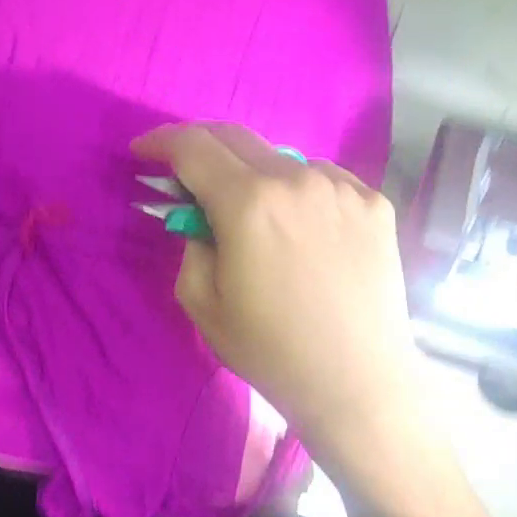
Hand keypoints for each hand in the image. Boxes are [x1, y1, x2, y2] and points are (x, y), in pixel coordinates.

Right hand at [132, 123, 423, 456]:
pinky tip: (294, 227)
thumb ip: (191, 245)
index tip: (142, 151)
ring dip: (250, 172)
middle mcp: (297, 179)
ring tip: (245, 211)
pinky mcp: (374, 203)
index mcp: (248, 203)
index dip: (161, 142)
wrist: (356, 379)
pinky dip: (294, 190)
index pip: (194, 147)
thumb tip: (201, 220)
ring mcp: (343, 187)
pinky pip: (321, 180)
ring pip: (281, 159)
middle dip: (199, 145)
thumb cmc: (268, 348)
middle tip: (180, 170)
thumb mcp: (201, 301)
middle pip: (236, 137)